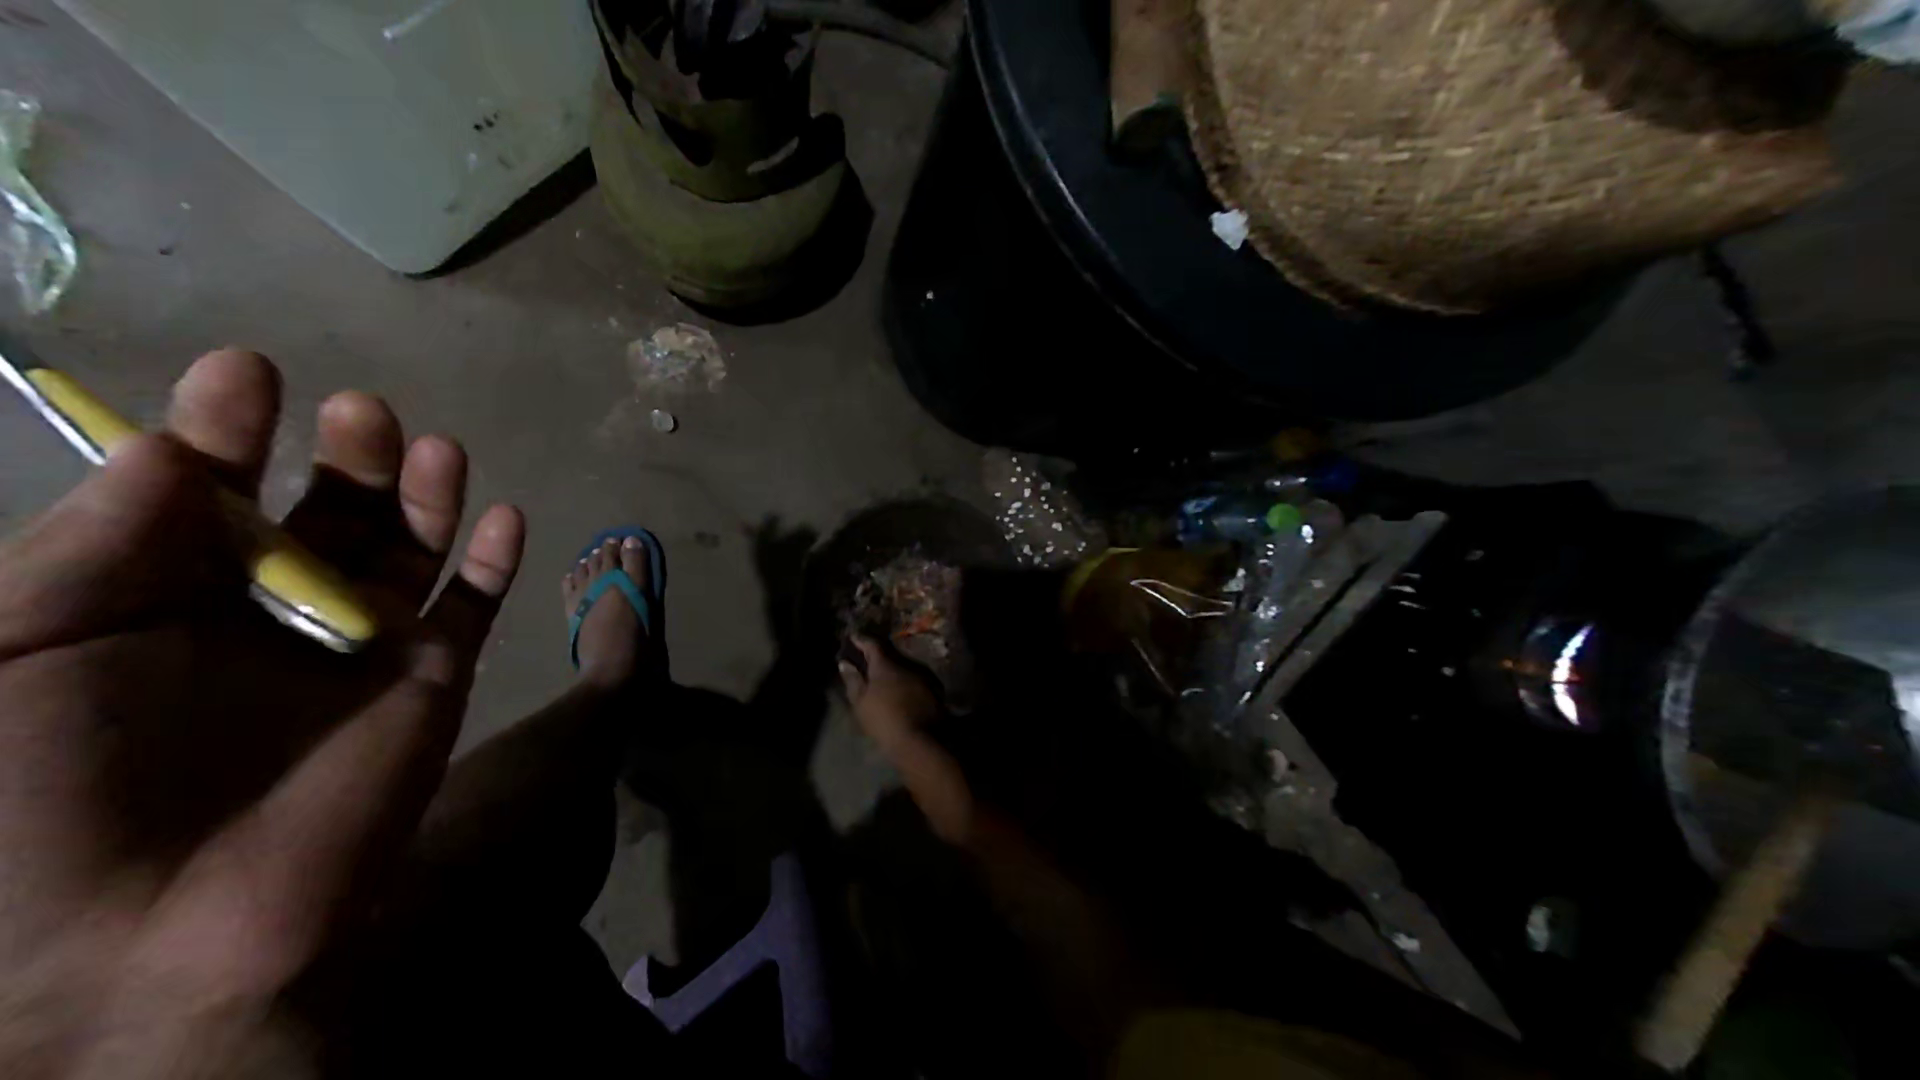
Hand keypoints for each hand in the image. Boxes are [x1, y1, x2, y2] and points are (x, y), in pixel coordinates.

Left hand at [0, 350, 523, 1076]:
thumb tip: (179, 453)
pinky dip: (496, 562)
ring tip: (426, 444)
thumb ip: (97, 546)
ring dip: (425, 495)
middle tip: (357, 411)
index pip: (212, 495)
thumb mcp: (20, 650)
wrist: (155, 928)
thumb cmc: (43, 791)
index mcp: (167, 600)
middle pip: (329, 513)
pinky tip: (503, 515)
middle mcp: (274, 610)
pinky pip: (476, 607)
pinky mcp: (435, 675)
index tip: (247, 372)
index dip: (228, 431)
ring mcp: (366, 644)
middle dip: (344, 456)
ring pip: (412, 550)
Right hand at [837, 633, 940, 747]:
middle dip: (877, 658)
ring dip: (892, 672)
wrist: (917, 740)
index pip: (873, 645)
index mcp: (885, 666)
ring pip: (902, 670)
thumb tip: (845, 663)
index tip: (853, 636)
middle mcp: (905, 666)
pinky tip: (898, 693)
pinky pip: (913, 682)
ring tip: (881, 680)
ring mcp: (921, 678)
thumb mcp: (860, 702)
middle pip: (889, 657)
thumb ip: (853, 680)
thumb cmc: (882, 719)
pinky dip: (903, 684)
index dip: (862, 640)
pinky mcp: (931, 692)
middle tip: (865, 659)